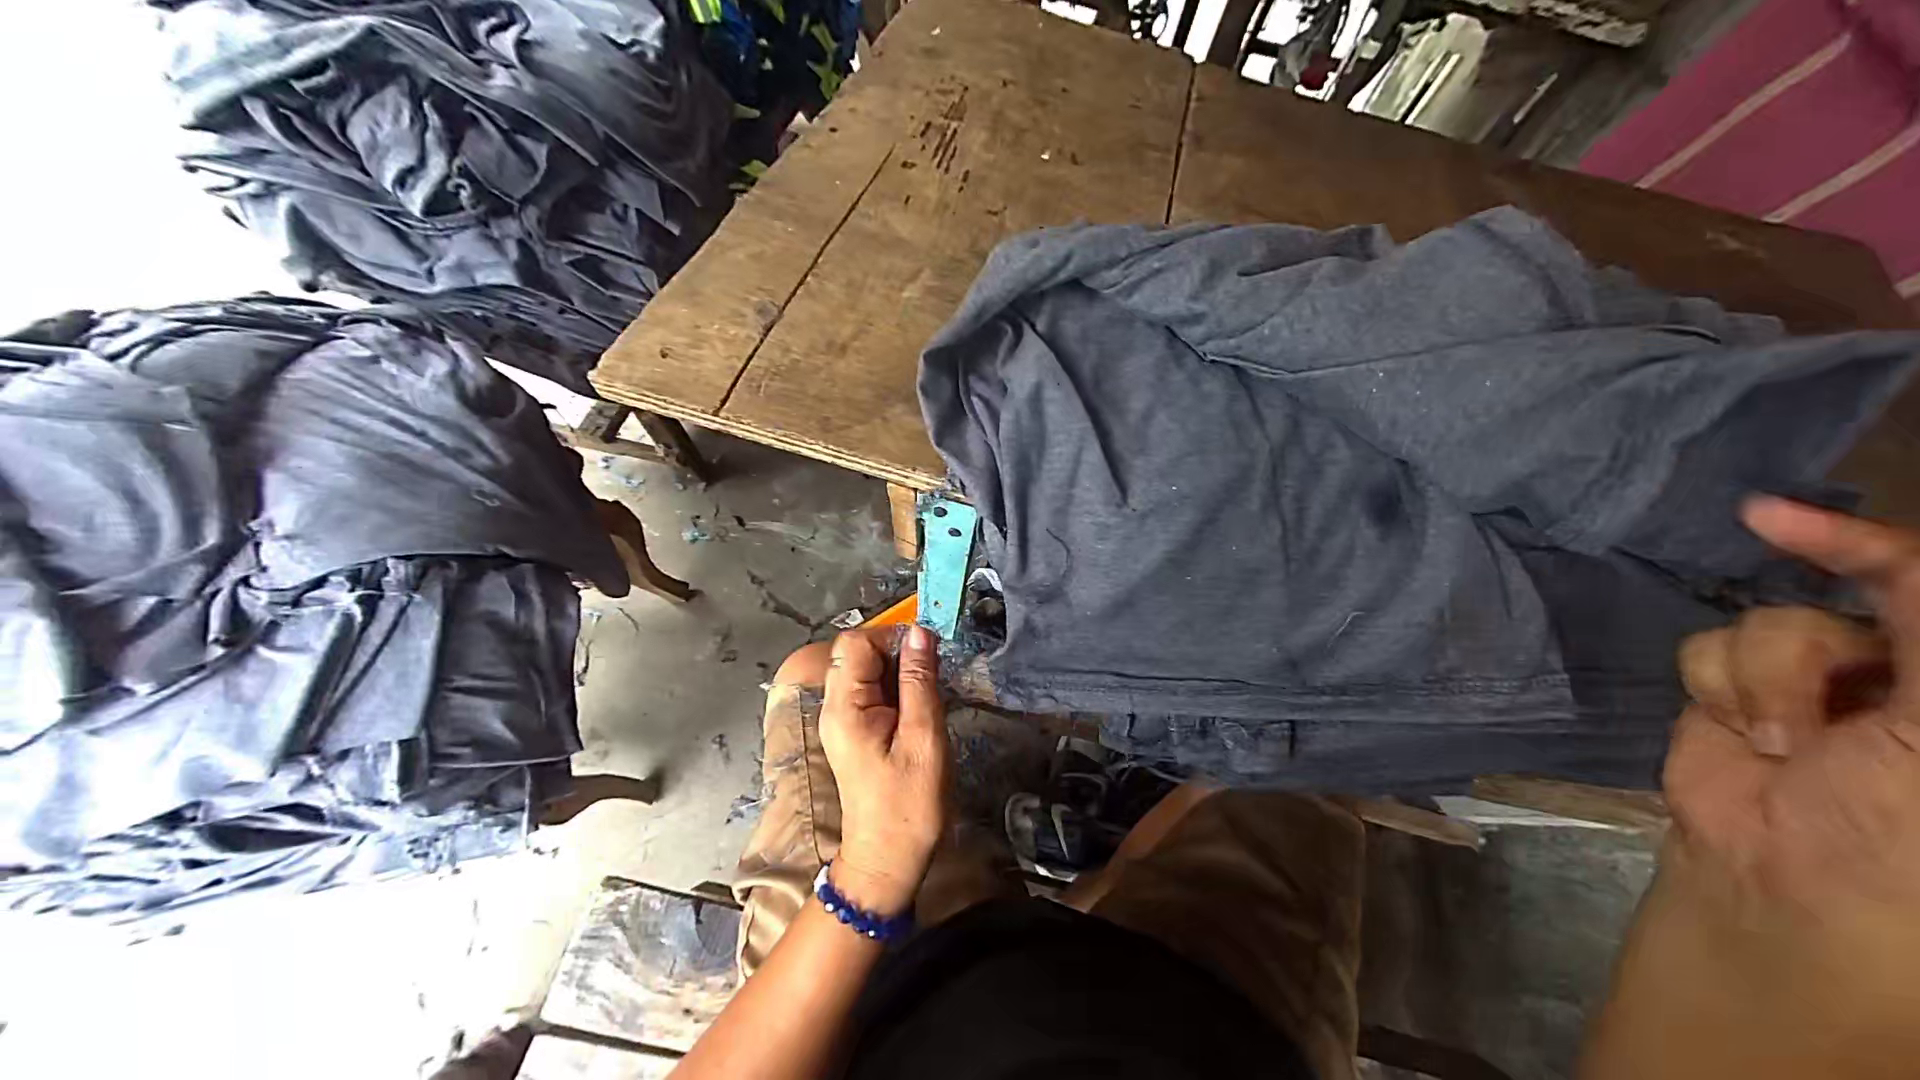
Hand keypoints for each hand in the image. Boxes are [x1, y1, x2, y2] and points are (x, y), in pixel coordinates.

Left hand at [817, 625, 948, 916]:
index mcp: (844, 708)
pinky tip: (919, 706)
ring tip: (929, 691)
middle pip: (856, 653)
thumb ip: (920, 681)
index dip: (891, 638)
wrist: (887, 860)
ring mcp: (842, 720)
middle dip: (896, 652)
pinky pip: (872, 692)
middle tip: (932, 673)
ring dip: (899, 670)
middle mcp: (834, 708)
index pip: (855, 643)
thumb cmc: (908, 805)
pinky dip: (897, 688)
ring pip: (866, 670)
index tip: (927, 652)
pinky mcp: (855, 731)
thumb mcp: (923, 739)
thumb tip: (919, 632)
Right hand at [1663, 497, 1919, 1032]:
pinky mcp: (1733, 691)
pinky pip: (1707, 651)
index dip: (1862, 542)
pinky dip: (1719, 693)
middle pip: (1836, 598)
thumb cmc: (1903, 824)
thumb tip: (1887, 552)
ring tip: (1783, 745)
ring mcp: (1811, 681)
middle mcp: (1896, 669)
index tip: (1775, 520)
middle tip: (1819, 708)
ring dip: (1763, 687)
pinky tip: (1742, 735)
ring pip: (1762, 625)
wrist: (1782, 877)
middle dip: (1812, 655)